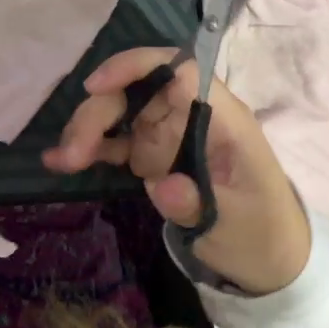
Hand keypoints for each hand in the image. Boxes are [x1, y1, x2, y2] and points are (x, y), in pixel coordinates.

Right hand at [43, 48, 310, 294]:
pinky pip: (114, 140)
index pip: (178, 69)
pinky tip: (59, 161)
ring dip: (86, 130)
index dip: (135, 66)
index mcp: (221, 118)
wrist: (269, 261)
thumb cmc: (262, 233)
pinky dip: (88, 148)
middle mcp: (188, 114)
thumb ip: (199, 203)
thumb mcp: (239, 224)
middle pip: (135, 91)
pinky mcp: (151, 153)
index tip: (96, 86)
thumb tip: (164, 186)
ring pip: (117, 111)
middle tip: (72, 152)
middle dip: (98, 113)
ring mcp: (167, 133)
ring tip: (63, 160)